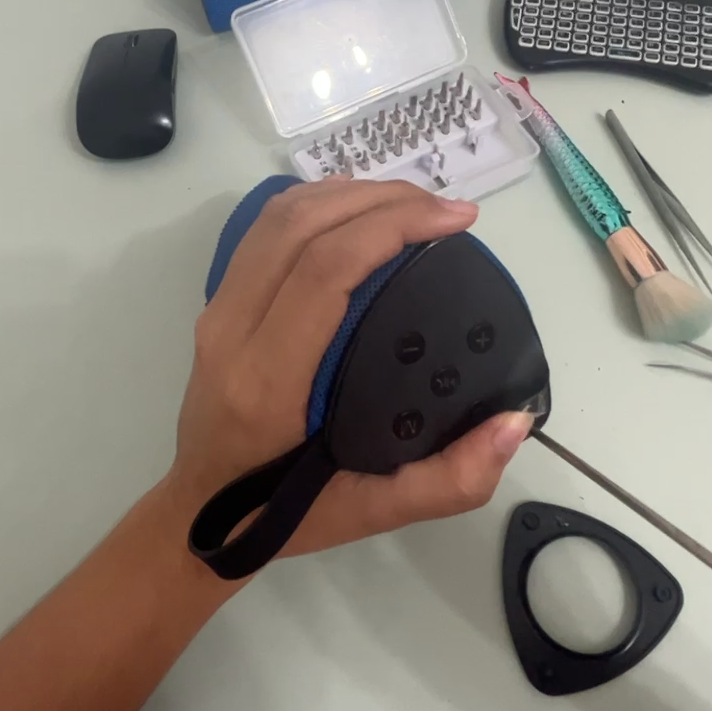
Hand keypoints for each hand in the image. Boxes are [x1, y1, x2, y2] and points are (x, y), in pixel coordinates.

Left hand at [163, 178, 533, 563]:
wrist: (197, 515)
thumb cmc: (283, 517)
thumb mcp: (374, 513)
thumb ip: (450, 480)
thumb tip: (514, 421)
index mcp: (268, 380)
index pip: (325, 269)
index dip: (393, 226)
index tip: (455, 220)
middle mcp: (232, 332)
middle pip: (301, 226)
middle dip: (382, 198)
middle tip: (446, 208)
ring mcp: (216, 312)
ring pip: (276, 218)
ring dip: (348, 193)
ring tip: (411, 201)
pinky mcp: (216, 305)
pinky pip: (263, 232)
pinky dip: (314, 204)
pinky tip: (357, 210)